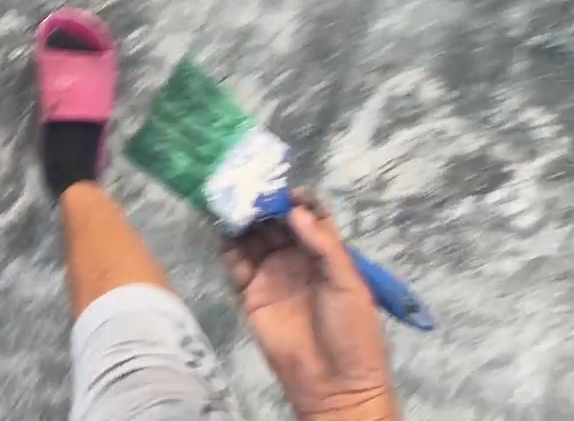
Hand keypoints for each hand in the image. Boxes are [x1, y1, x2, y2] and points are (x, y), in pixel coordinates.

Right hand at [221, 192, 398, 420]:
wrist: (335, 387)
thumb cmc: (352, 333)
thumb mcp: (350, 285)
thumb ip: (324, 244)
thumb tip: (294, 210)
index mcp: (324, 254)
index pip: (307, 216)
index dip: (296, 200)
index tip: (283, 190)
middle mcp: (295, 257)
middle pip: (274, 221)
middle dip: (262, 203)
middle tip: (247, 186)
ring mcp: (270, 273)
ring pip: (251, 235)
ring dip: (241, 217)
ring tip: (230, 200)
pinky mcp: (249, 291)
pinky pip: (234, 260)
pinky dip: (225, 241)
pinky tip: (220, 225)